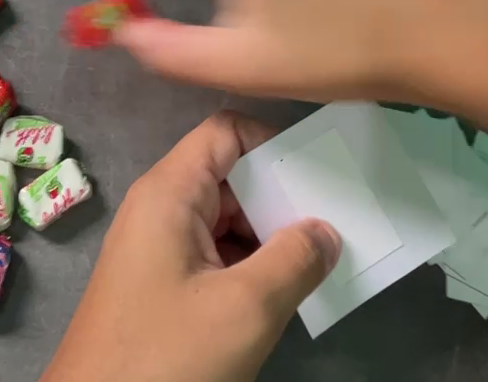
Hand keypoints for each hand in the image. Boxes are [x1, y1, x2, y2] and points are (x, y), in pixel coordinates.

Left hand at [42, 112, 340, 381]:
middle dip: (277, 194)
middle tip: (330, 217)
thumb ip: (294, 262)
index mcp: (170, 191)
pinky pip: (211, 251)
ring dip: (266, 234)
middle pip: (227, 173)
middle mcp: (160, 206)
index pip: (225, 131)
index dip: (271, 141)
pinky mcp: (159, 282)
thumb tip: (326, 231)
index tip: (316, 172)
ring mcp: (156, 245)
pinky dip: (246, 263)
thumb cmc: (166, 356)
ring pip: (223, 216)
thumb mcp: (243, 310)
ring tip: (316, 257)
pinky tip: (280, 289)